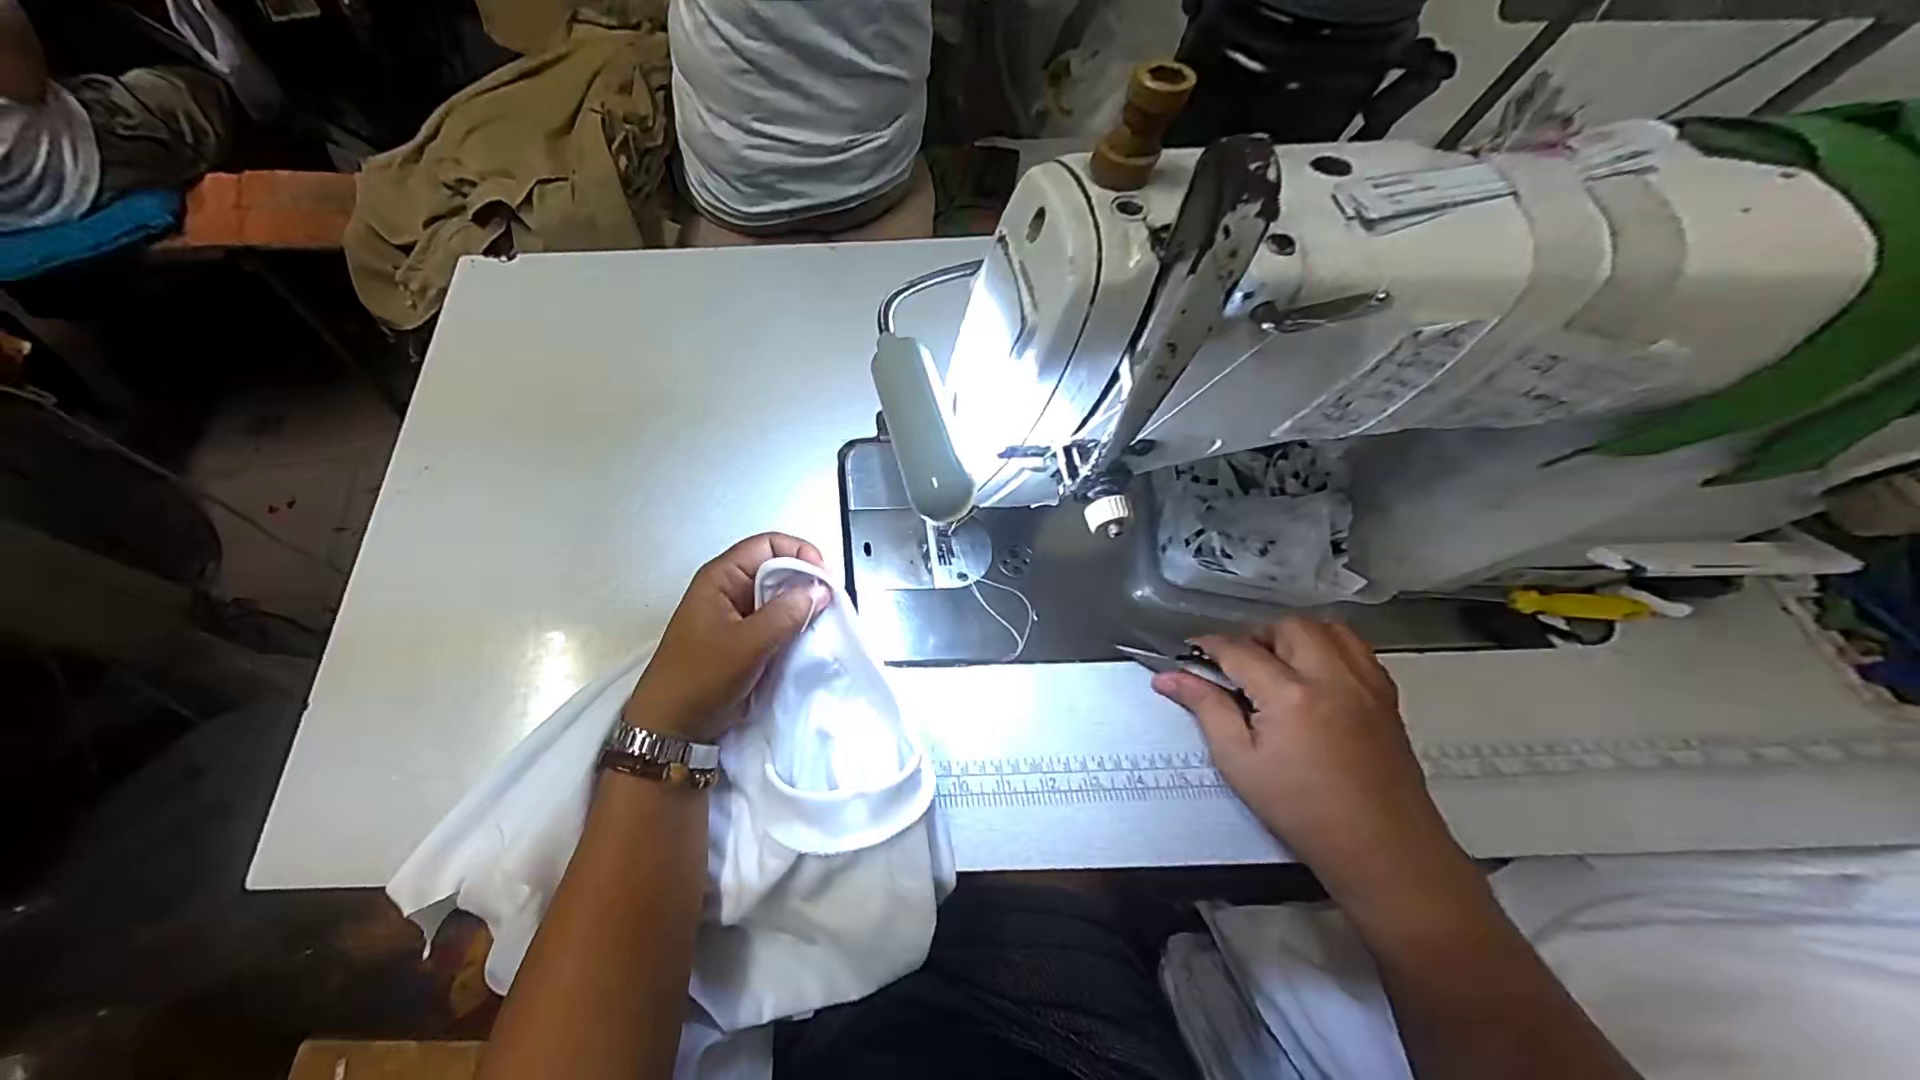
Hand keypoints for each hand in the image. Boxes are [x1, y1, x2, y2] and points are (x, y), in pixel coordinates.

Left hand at [623, 533, 829, 741]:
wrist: (670, 727)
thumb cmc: (698, 679)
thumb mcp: (745, 645)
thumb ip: (785, 614)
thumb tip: (820, 590)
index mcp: (721, 578)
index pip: (768, 545)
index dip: (799, 553)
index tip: (824, 578)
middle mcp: (730, 589)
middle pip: (777, 568)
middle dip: (805, 581)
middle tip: (829, 602)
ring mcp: (738, 615)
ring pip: (780, 596)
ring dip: (802, 606)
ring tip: (822, 621)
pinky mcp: (746, 638)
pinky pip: (777, 620)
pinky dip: (795, 625)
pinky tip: (808, 637)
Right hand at [1152, 619, 1462, 894]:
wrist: (1382, 849)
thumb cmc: (1301, 810)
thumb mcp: (1238, 762)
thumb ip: (1205, 708)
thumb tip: (1169, 677)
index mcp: (1290, 694)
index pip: (1239, 650)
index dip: (1208, 647)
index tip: (1190, 654)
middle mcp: (1332, 676)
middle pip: (1287, 627)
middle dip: (1256, 636)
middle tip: (1238, 667)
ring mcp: (1365, 683)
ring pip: (1327, 628)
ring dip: (1295, 636)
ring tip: (1278, 665)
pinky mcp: (1386, 696)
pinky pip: (1357, 649)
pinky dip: (1330, 648)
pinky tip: (1315, 676)